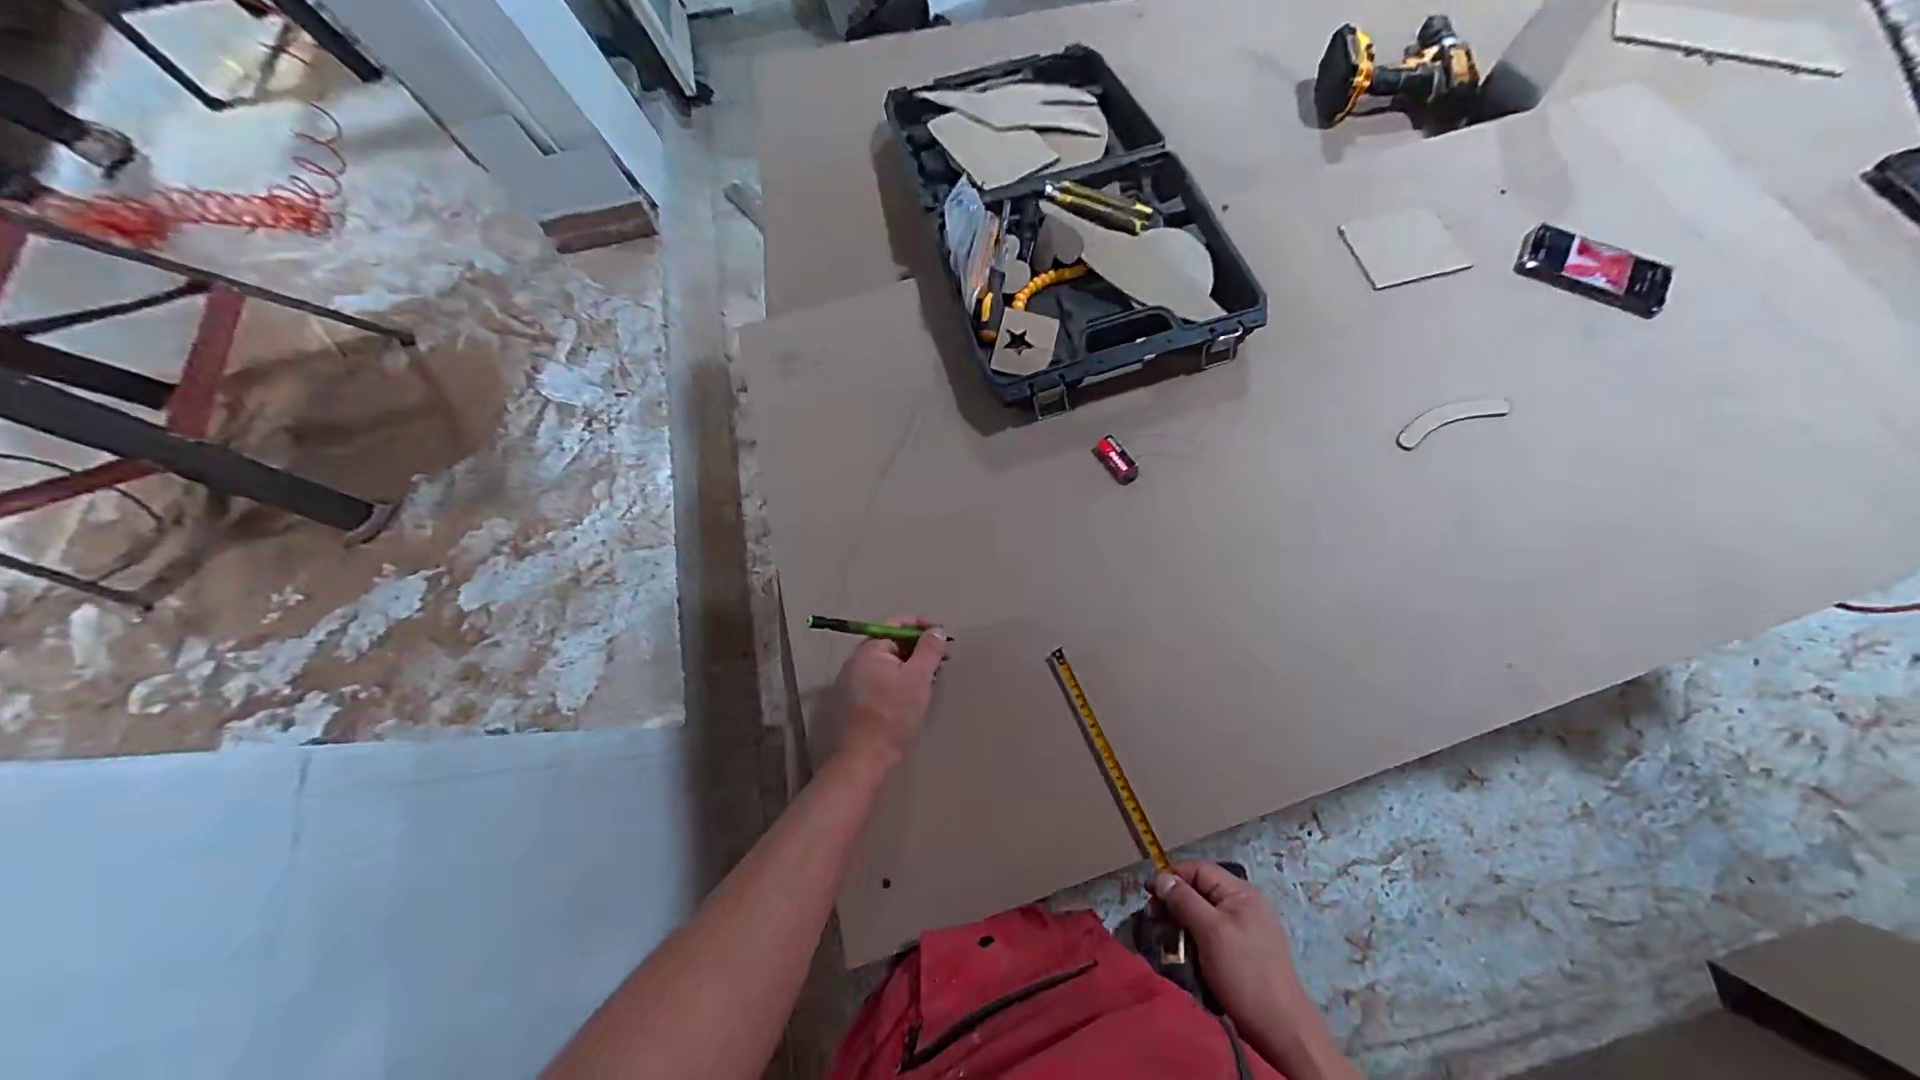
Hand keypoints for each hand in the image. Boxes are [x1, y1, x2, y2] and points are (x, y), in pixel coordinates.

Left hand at [832, 617, 947, 769]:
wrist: (864, 757)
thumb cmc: (893, 714)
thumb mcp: (918, 678)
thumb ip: (929, 650)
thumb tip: (937, 630)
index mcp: (869, 650)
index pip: (897, 625)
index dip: (922, 627)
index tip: (943, 637)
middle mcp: (855, 661)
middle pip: (892, 644)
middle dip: (918, 649)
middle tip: (941, 661)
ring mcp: (851, 682)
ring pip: (887, 665)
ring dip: (910, 667)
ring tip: (930, 680)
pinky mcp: (853, 701)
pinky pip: (880, 681)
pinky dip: (898, 681)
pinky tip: (912, 696)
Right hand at [1153, 862, 1358, 1079]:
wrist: (1281, 1029)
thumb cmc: (1244, 974)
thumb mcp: (1210, 931)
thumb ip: (1184, 900)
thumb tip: (1161, 877)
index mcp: (1241, 893)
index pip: (1199, 869)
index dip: (1171, 875)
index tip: (1148, 893)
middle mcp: (1244, 905)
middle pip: (1200, 889)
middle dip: (1175, 900)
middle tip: (1154, 919)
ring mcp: (1245, 929)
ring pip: (1203, 913)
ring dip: (1182, 921)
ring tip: (1167, 938)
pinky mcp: (1242, 951)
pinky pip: (1211, 933)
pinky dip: (1194, 938)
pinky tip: (1185, 952)